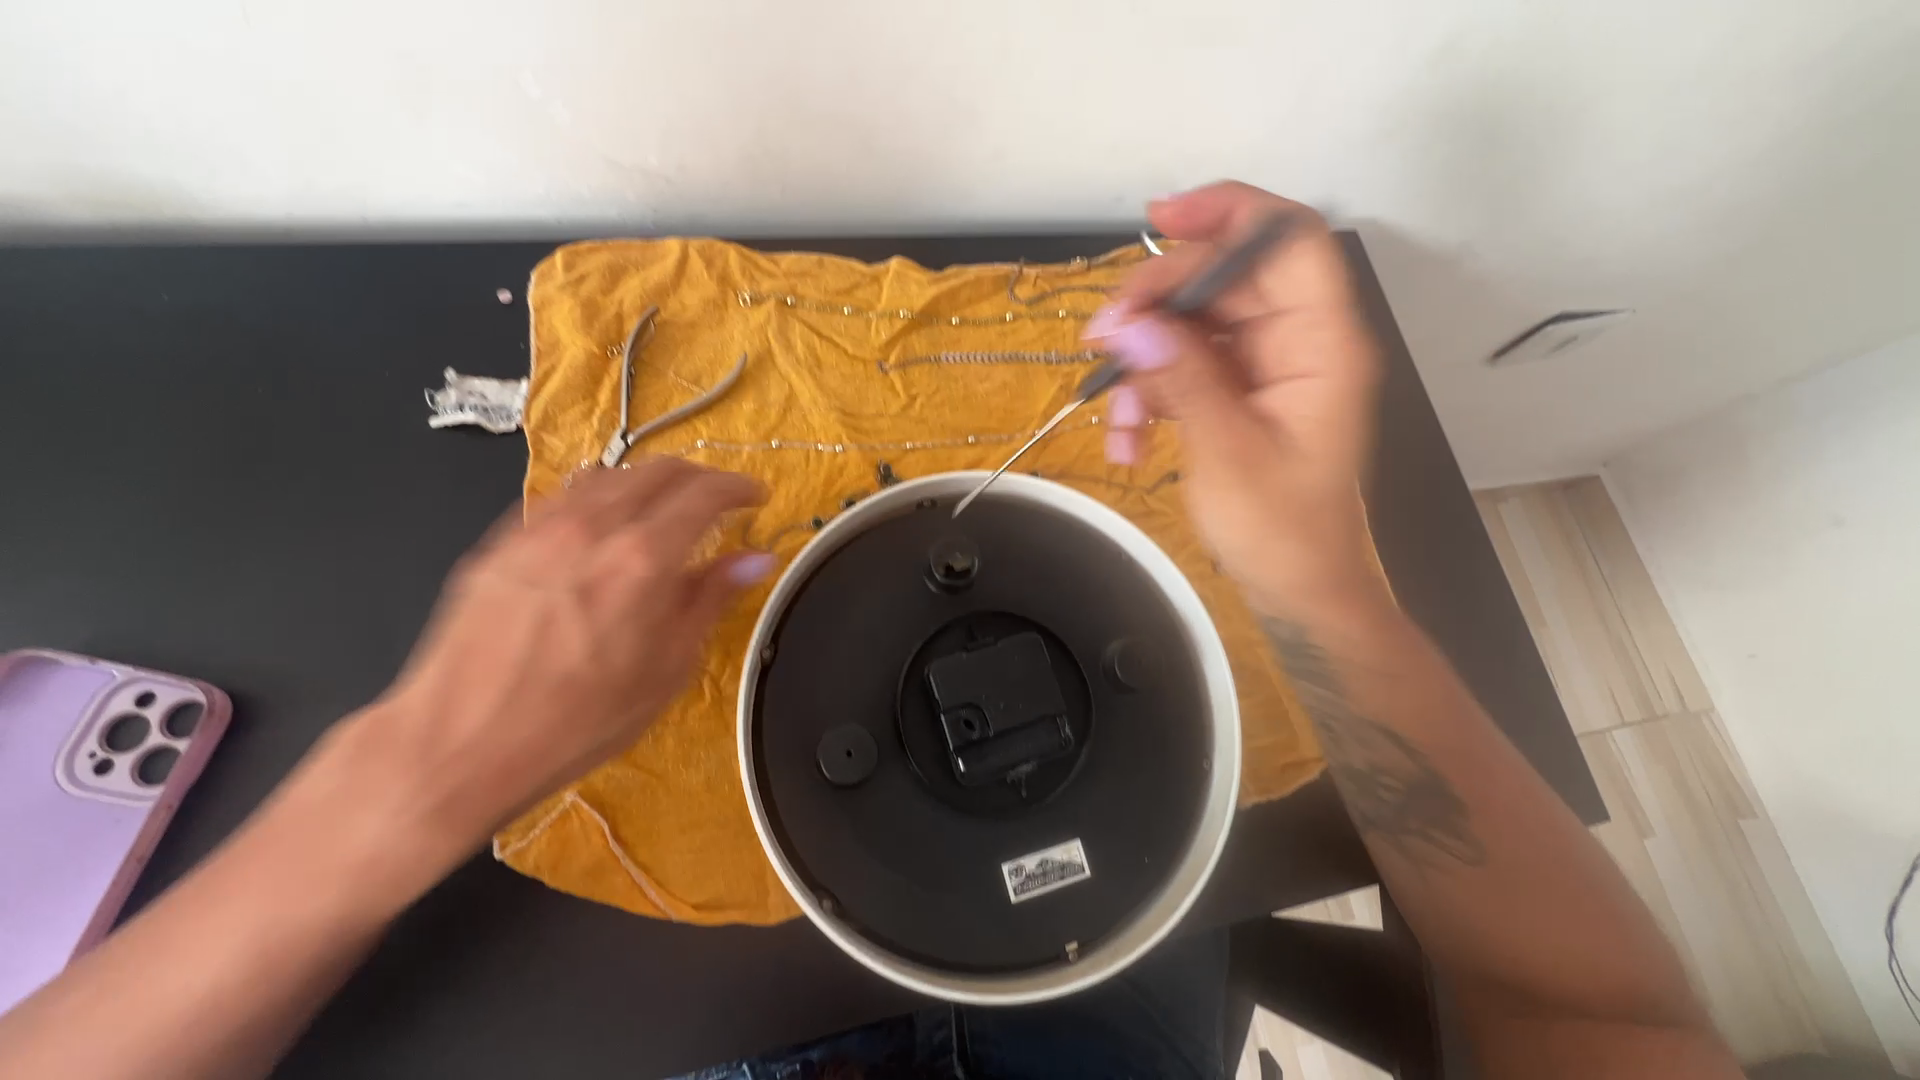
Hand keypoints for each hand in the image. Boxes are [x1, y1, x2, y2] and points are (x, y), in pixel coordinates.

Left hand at [331, 459, 772, 852]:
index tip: (755, 497)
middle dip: (699, 477)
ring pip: (606, 477)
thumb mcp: (666, 669)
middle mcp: (591, 527)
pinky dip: (599, 499)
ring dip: (648, 483)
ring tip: (663, 512)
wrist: (458, 746)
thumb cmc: (577, 722)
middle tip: (719, 501)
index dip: (738, 488)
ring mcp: (538, 530)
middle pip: (657, 470)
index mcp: (642, 559)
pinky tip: (602, 530)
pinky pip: (561, 500)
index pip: (703, 493)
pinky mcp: (499, 544)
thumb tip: (755, 560)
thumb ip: (710, 600)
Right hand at [1085, 181, 1388, 619]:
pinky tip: (1127, 445)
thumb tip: (1132, 325)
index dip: (1228, 211)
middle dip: (1155, 305)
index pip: (1285, 240)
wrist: (1297, 590)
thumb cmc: (1283, 531)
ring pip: (1189, 329)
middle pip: (1220, 280)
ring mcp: (1259, 369)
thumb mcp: (1228, 452)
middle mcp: (1292, 342)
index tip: (1158, 219)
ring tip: (1116, 423)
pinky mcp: (1231, 396)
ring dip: (1141, 368)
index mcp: (1320, 343)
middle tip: (1102, 338)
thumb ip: (1183, 379)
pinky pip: (1180, 371)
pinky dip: (1147, 400)